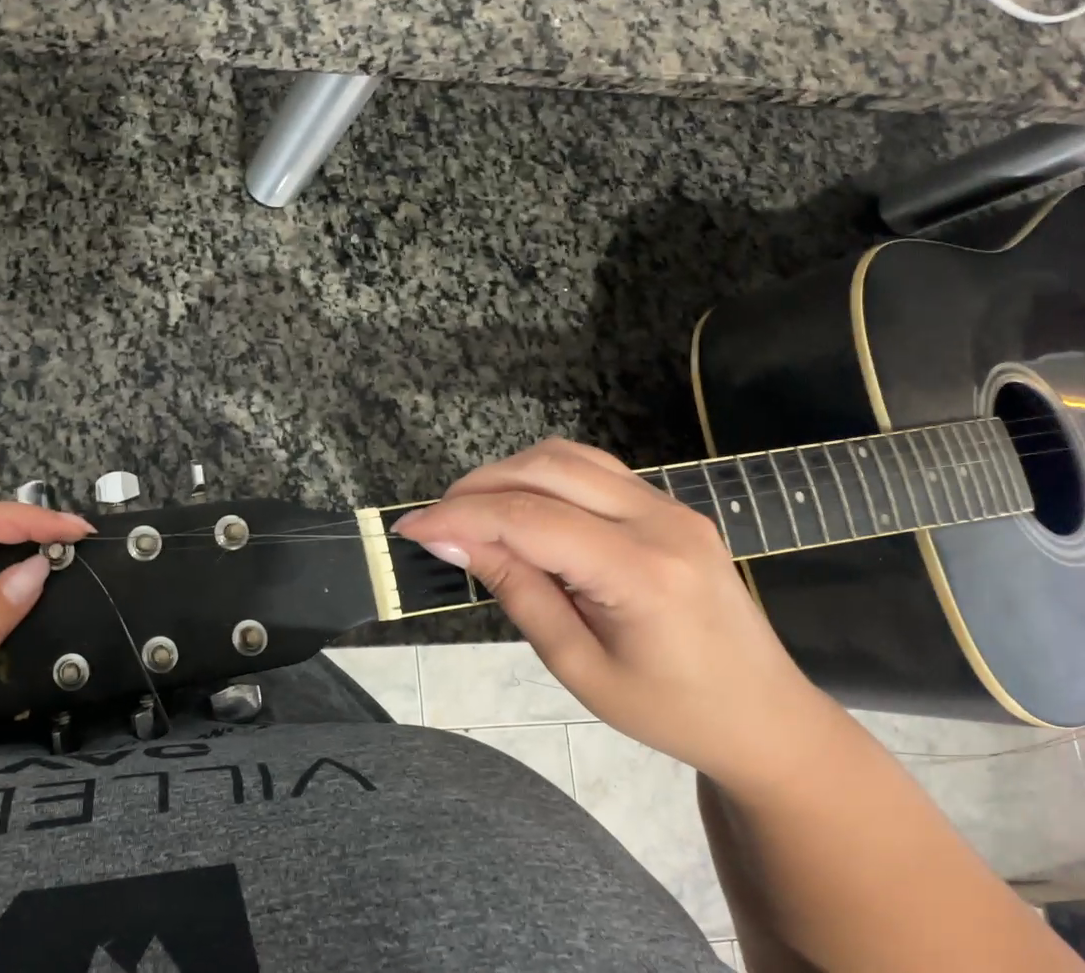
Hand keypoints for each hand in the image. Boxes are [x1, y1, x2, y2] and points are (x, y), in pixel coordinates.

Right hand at [392, 439, 841, 788]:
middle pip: (546, 470)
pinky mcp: (669, 507)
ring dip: (506, 475)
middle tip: (434, 524)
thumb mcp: (578, 665)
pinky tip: (518, 509)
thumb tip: (451, 540)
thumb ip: (517, 590)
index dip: (459, 516)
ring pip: (567, 457)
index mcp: (641, 573)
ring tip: (469, 515)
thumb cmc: (669, 710)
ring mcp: (671, 507)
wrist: (766, 718)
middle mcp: (661, 522)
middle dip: (476, 488)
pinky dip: (540, 477)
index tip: (409, 530)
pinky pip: (591, 469)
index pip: (529, 518)